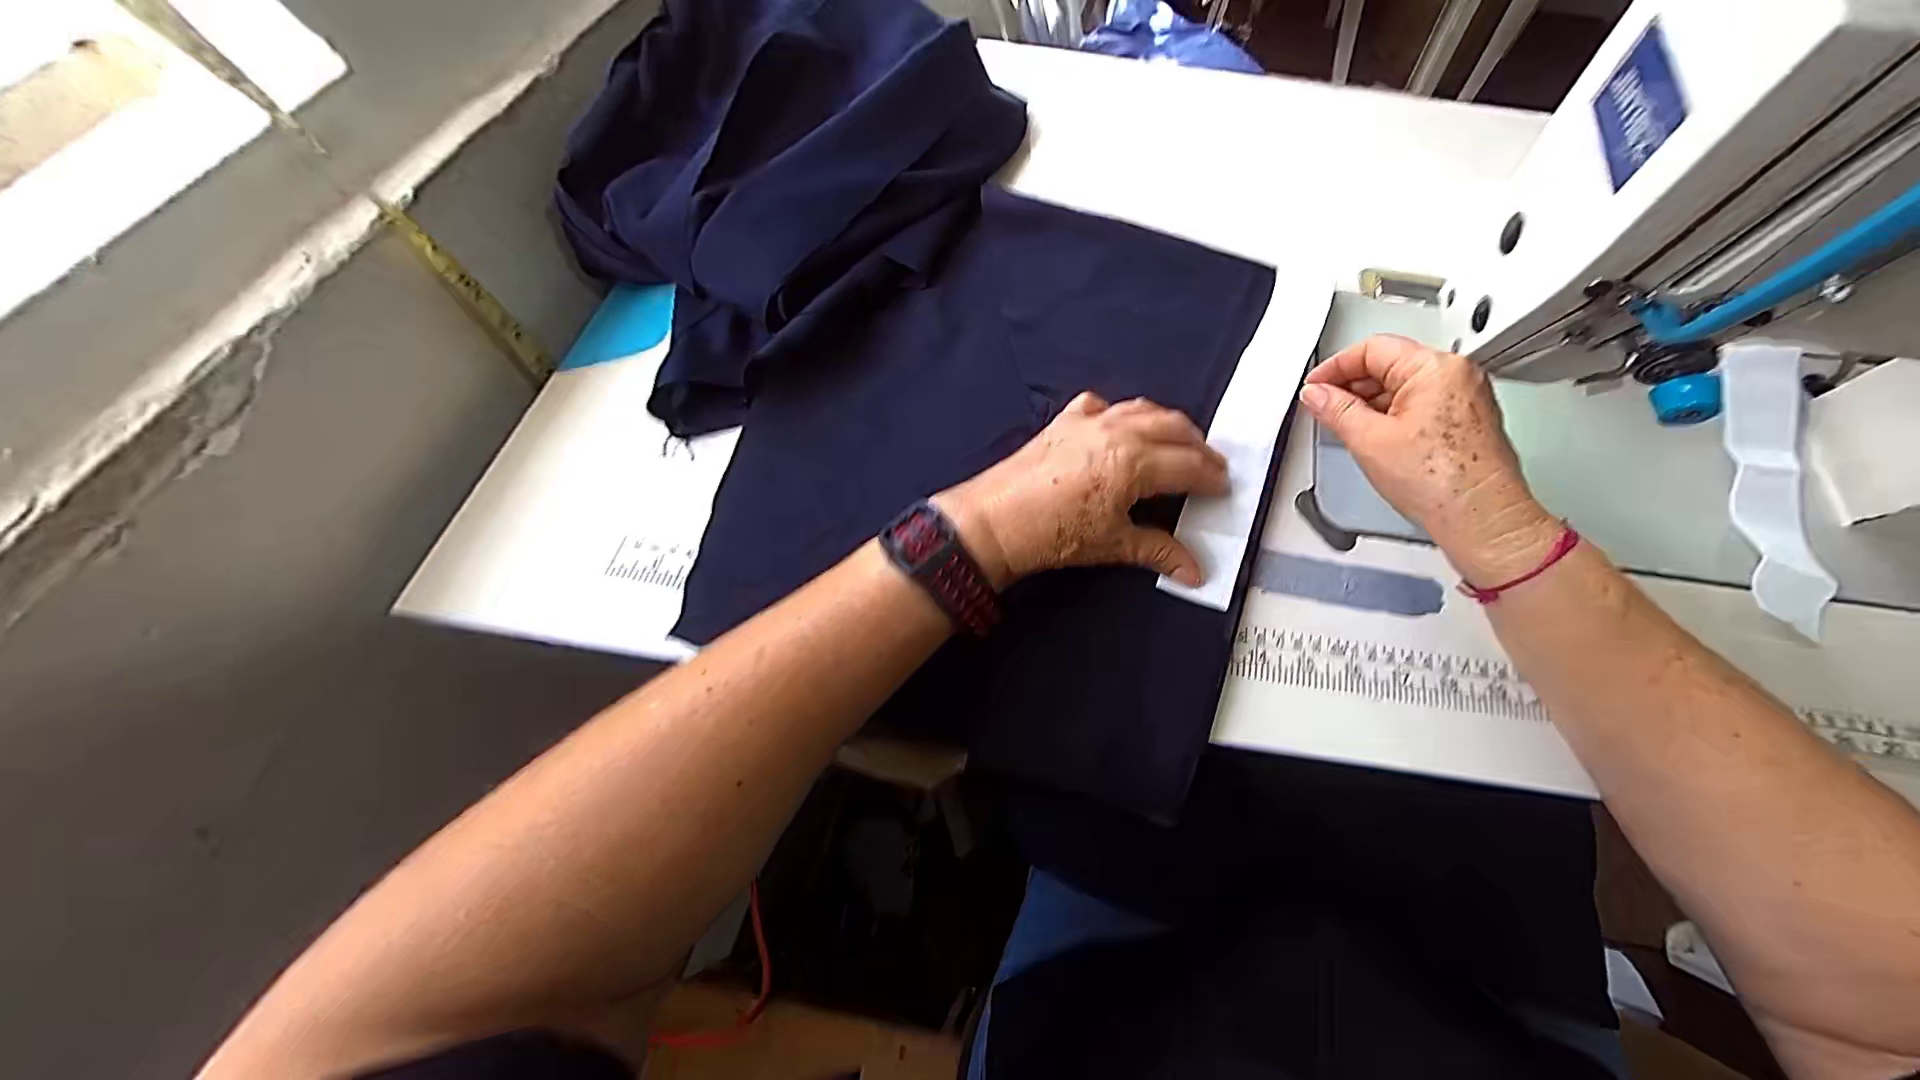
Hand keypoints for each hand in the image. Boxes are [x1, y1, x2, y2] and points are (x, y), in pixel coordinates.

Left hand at [934, 392, 1227, 587]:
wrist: (994, 522)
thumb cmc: (1049, 533)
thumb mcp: (1112, 544)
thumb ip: (1158, 551)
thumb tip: (1191, 569)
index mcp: (1134, 461)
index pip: (1189, 465)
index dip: (1211, 477)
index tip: (1221, 487)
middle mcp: (1116, 432)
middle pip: (1175, 429)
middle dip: (1198, 447)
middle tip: (1209, 465)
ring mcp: (1088, 422)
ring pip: (1143, 410)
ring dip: (1167, 425)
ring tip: (1178, 443)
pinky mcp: (1063, 422)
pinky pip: (1103, 406)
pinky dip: (1121, 414)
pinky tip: (1120, 427)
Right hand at [1297, 334, 1559, 585]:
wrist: (1480, 514)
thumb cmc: (1442, 480)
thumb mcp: (1368, 440)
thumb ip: (1335, 410)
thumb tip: (1316, 394)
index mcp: (1435, 368)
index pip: (1372, 349)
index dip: (1335, 367)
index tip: (1315, 386)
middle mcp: (1456, 374)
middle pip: (1388, 363)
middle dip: (1350, 384)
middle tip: (1323, 407)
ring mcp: (1464, 395)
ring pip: (1401, 384)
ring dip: (1368, 401)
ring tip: (1346, 426)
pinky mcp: (1463, 417)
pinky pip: (1417, 402)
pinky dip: (1389, 413)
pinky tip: (1372, 436)